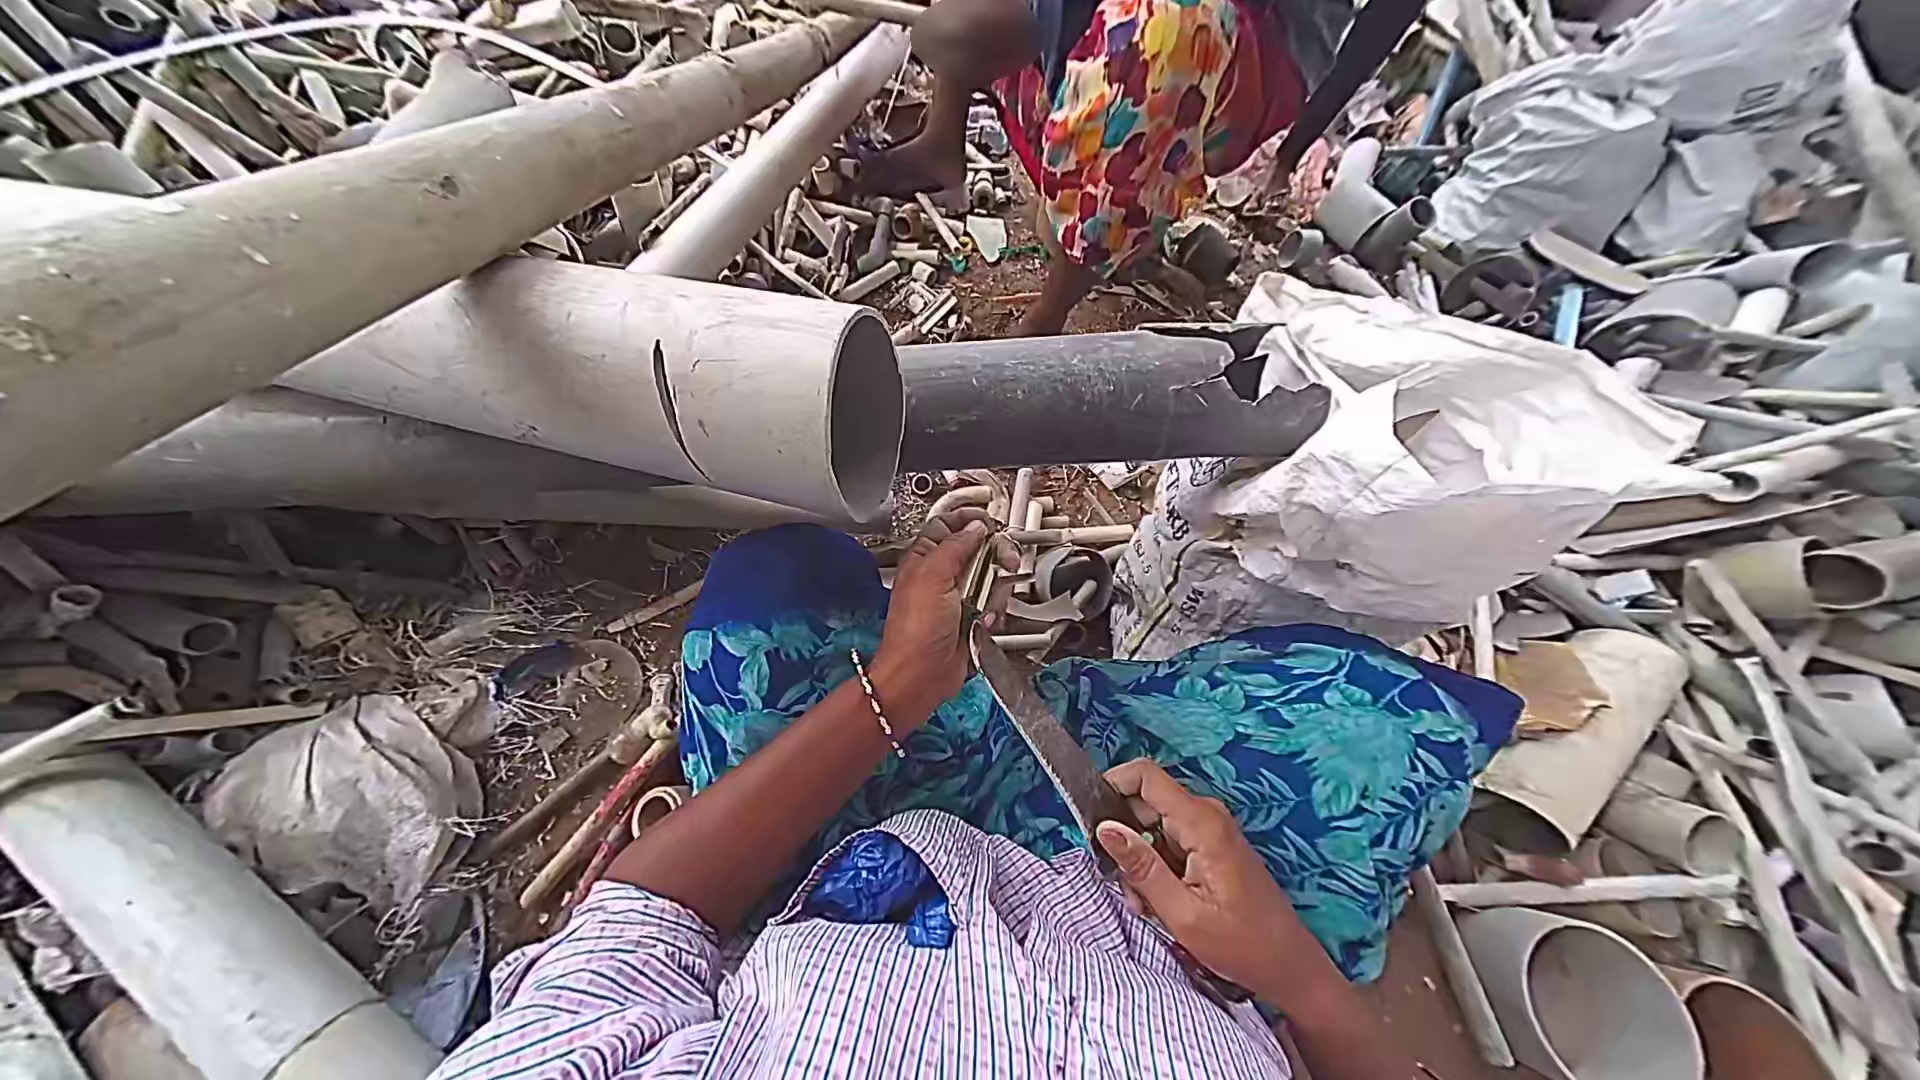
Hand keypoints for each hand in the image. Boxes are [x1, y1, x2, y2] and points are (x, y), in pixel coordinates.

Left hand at [869, 508, 1015, 725]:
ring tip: (983, 606)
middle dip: (993, 556)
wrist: (922, 675)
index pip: (948, 526)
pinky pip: (995, 605)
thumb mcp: (932, 575)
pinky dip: (993, 613)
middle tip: (1003, 560)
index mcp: (924, 558)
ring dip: (993, 591)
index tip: (989, 520)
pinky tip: (982, 622)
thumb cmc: (915, 629)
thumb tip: (975, 527)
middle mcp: (942, 575)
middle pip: (978, 550)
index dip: (968, 520)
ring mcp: (959, 597)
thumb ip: (956, 546)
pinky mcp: (972, 618)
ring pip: (991, 578)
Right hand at [1095, 759, 1341, 1011]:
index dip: (1111, 785)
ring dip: (1140, 860)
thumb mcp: (1183, 914)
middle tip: (1126, 886)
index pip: (1144, 774)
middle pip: (1143, 802)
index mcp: (1201, 822)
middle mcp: (1205, 814)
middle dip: (1124, 838)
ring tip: (1148, 904)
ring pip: (1151, 824)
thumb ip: (1141, 866)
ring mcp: (1209, 827)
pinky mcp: (1209, 842)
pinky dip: (1156, 865)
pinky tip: (1162, 901)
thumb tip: (1104, 827)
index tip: (1092, 821)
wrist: (1291, 968)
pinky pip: (1167, 839)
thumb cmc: (1243, 946)